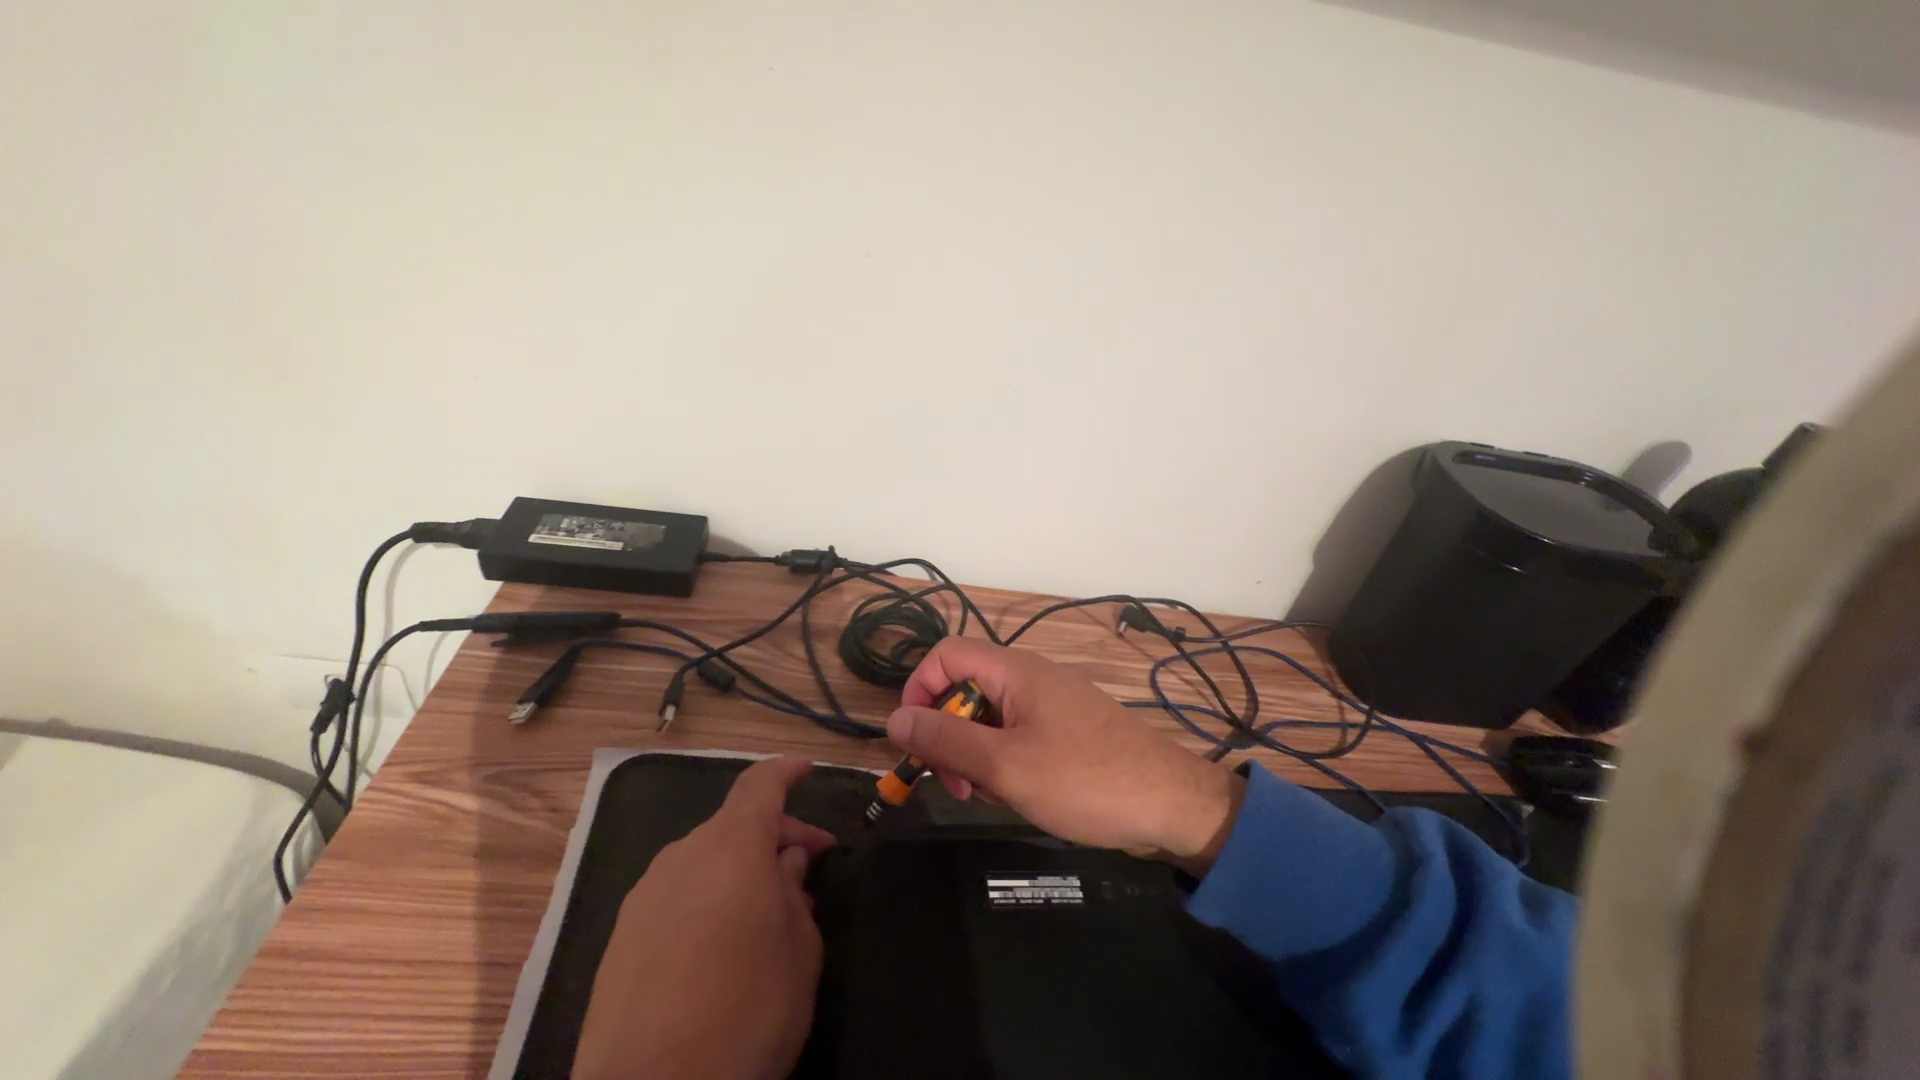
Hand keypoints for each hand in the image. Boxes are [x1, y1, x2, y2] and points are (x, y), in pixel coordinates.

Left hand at [572, 756, 837, 1079]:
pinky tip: (723, 943)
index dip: (785, 772)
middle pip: (734, 825)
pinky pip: (677, 896)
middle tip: (812, 866)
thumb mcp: (800, 952)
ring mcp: (644, 897)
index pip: (760, 785)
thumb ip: (795, 894)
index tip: (806, 769)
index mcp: (731, 847)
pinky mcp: (621, 939)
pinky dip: (708, 898)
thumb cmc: (747, 1010)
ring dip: (741, 870)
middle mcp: (682, 857)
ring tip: (771, 912)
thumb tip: (785, 864)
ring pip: (704, 861)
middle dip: (776, 836)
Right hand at [889, 638, 1244, 873]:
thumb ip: (946, 740)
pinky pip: (1016, 734)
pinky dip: (1003, 761)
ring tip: (986, 796)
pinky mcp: (1067, 730)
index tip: (915, 742)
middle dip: (946, 734)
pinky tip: (1014, 794)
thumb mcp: (1005, 766)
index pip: (946, 655)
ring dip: (973, 754)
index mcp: (1015, 672)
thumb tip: (893, 719)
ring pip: (989, 717)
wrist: (1172, 804)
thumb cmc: (1084, 780)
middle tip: (953, 785)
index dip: (919, 690)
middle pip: (964, 688)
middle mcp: (1031, 678)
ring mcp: (1051, 704)